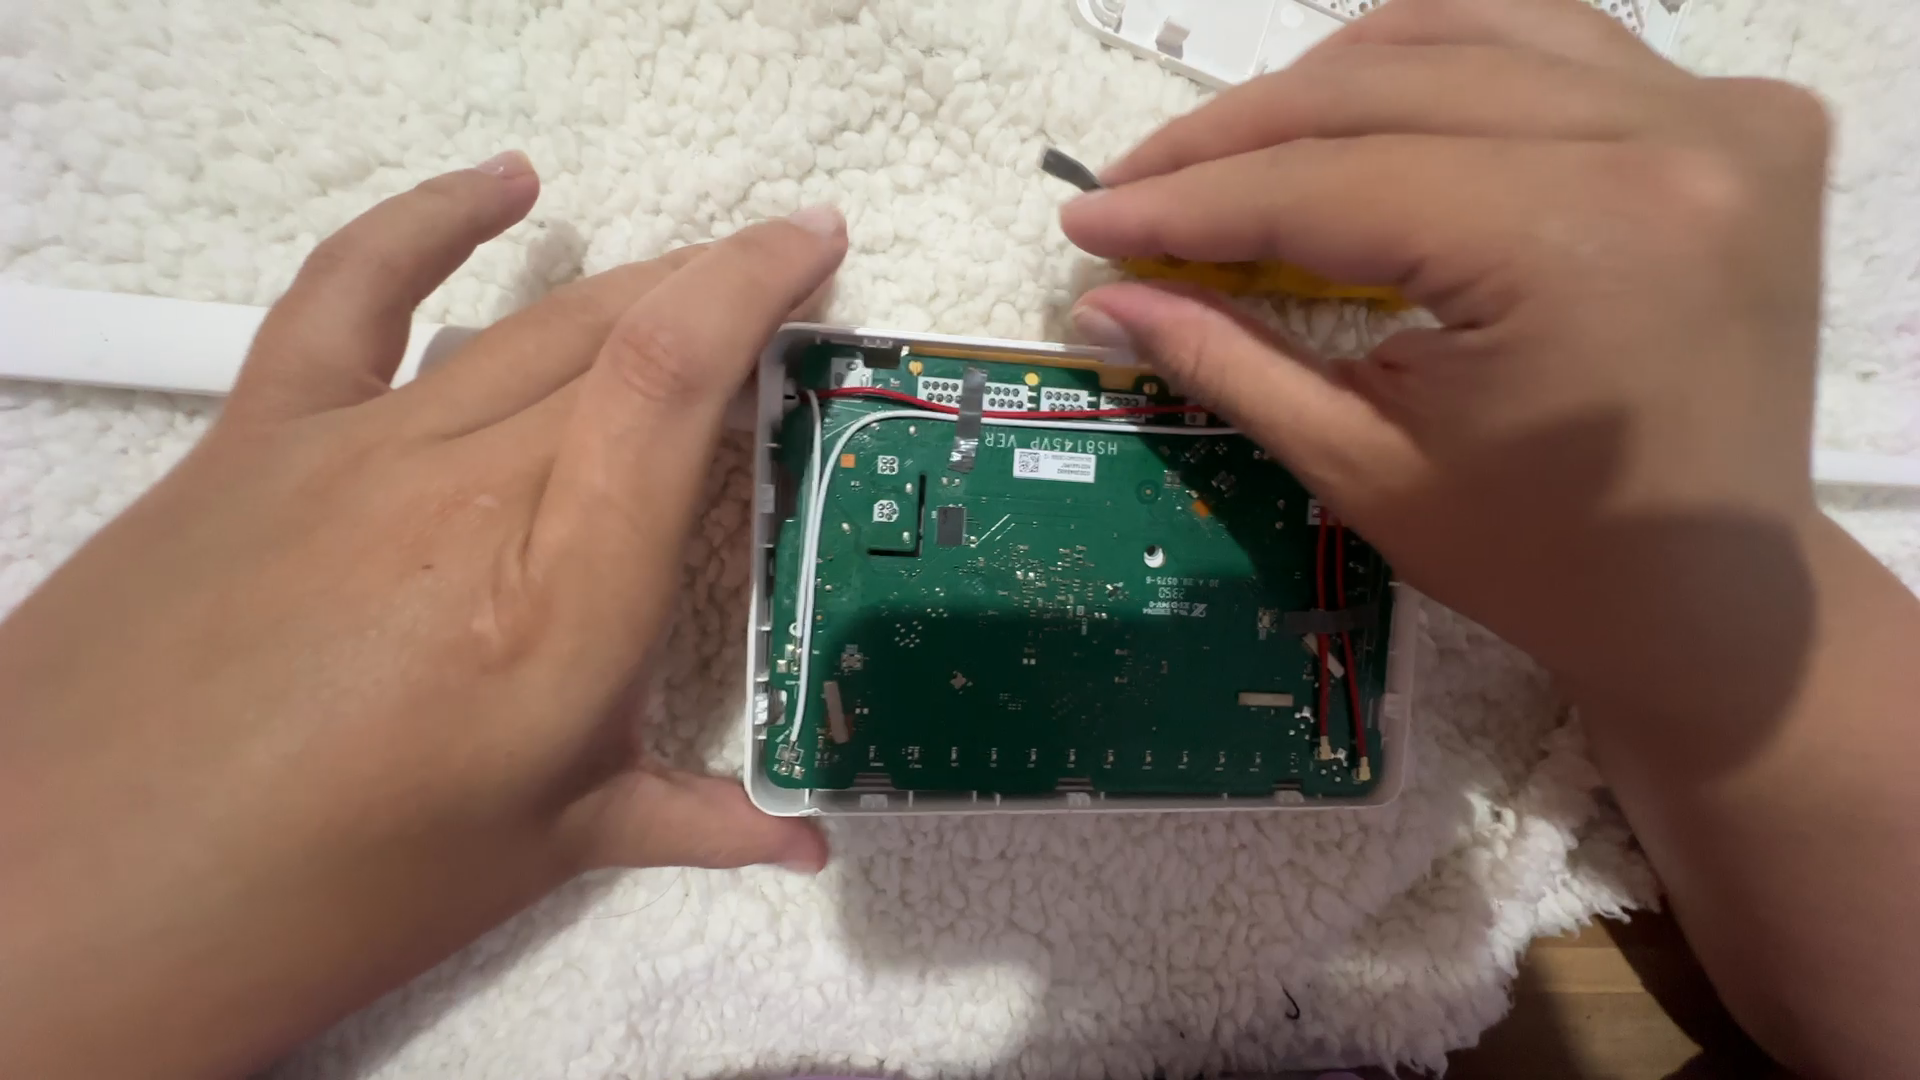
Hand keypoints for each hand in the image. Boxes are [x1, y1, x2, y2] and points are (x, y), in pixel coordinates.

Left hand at [0, 152, 843, 1078]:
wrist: (60, 917)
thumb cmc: (352, 886)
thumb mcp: (560, 844)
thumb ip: (708, 820)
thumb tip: (814, 843)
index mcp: (562, 595)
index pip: (669, 382)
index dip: (753, 284)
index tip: (817, 241)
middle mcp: (467, 493)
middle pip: (619, 331)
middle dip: (724, 284)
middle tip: (796, 274)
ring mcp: (356, 450)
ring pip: (533, 320)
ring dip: (643, 280)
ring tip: (711, 269)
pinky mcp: (263, 437)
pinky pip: (353, 291)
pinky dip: (434, 218)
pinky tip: (508, 185)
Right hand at [1061, 0, 1828, 725]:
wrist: (1700, 587)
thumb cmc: (1524, 552)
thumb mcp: (1352, 463)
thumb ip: (1222, 361)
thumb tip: (1103, 304)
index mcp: (1573, 244)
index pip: (1327, 187)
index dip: (1186, 203)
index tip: (1087, 220)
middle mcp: (1665, 137)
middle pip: (1382, 88)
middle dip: (1226, 139)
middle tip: (1127, 186)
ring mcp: (1712, 110)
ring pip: (1458, 35)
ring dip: (1309, 86)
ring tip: (1215, 153)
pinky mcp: (1724, 118)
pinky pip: (1538, 45)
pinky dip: (1419, 62)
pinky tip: (1342, 108)